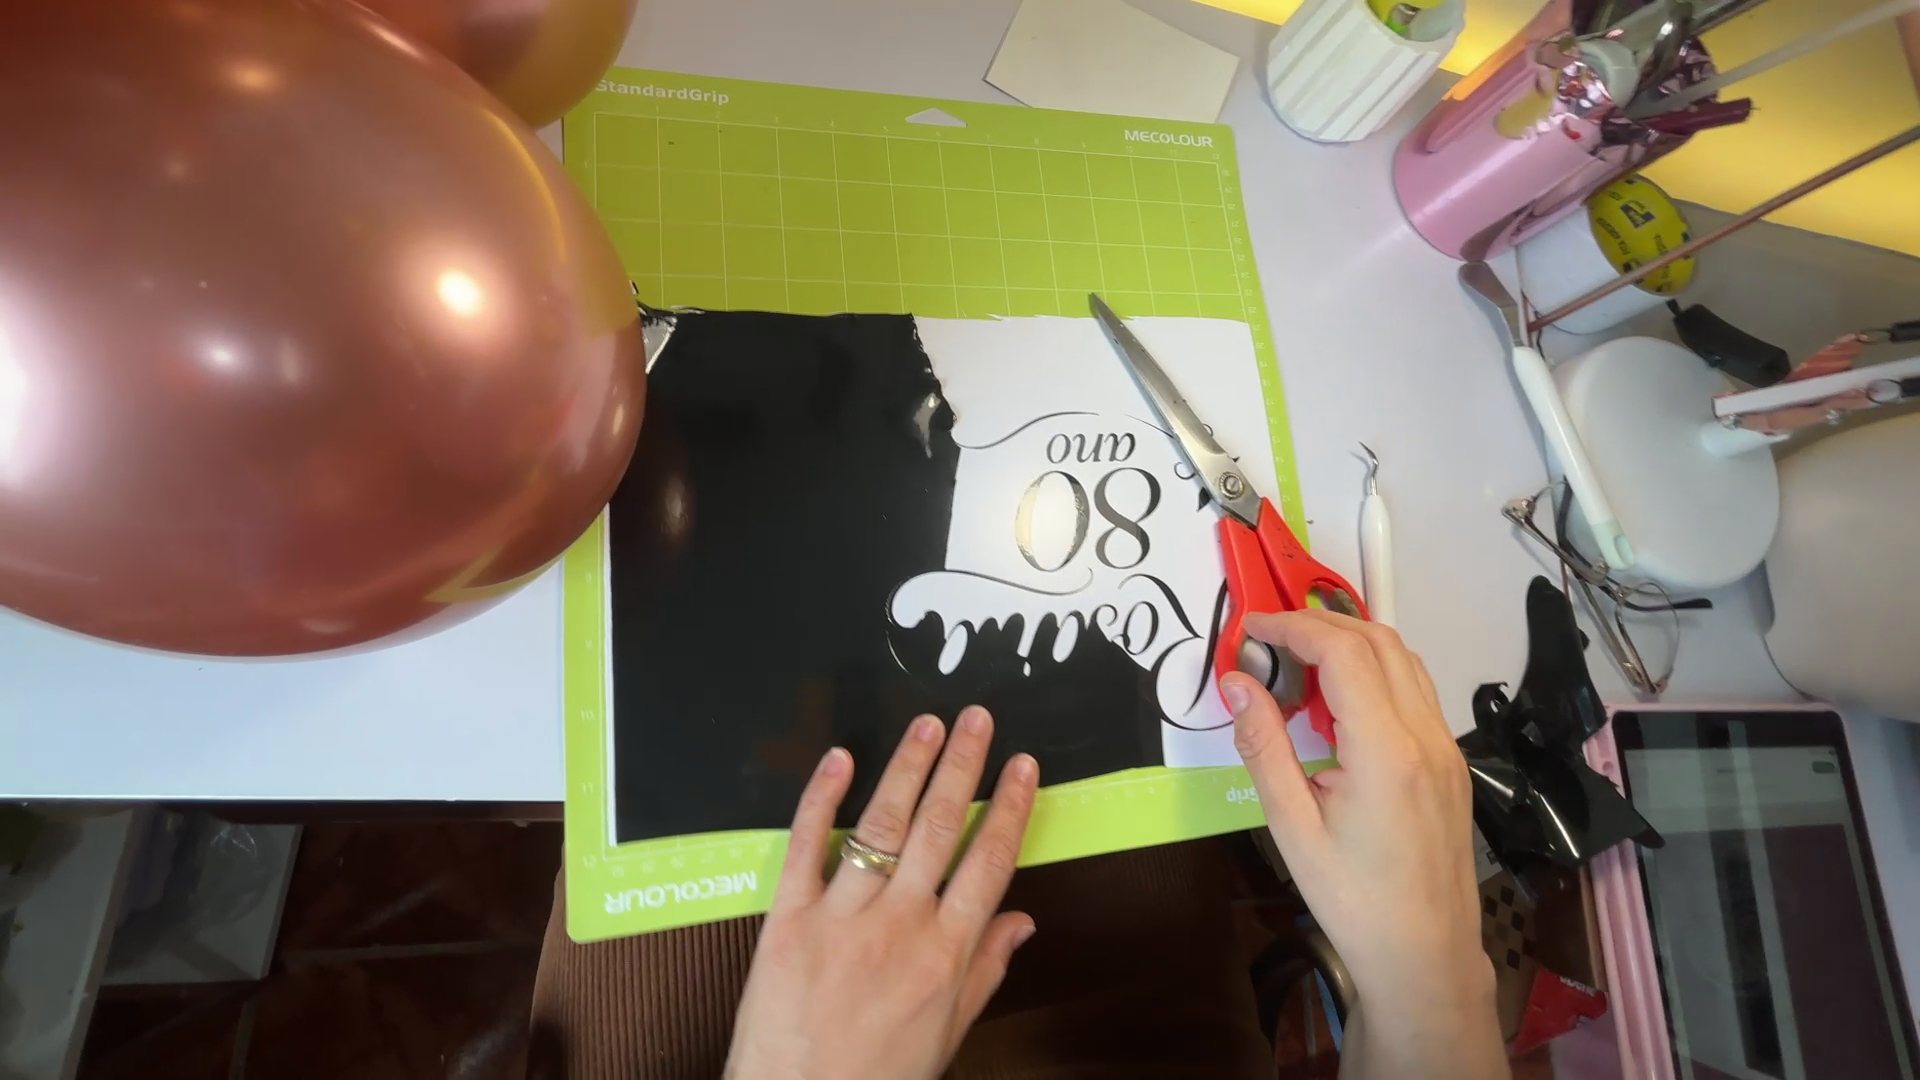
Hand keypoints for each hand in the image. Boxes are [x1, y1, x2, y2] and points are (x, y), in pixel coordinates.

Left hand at [724, 707, 1038, 1079]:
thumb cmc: (877, 1079)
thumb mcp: (946, 1036)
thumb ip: (985, 971)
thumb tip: (1025, 919)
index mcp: (944, 955)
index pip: (988, 862)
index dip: (1008, 807)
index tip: (1022, 765)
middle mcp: (900, 926)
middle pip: (939, 828)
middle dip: (962, 766)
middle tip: (976, 718)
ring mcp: (842, 917)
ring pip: (882, 825)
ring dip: (907, 767)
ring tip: (928, 724)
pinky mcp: (788, 918)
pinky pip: (806, 847)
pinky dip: (821, 798)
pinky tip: (840, 757)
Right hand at [1222, 611, 1505, 1079]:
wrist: (1425, 956)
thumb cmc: (1351, 896)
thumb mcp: (1290, 823)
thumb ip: (1262, 744)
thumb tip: (1235, 681)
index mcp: (1387, 752)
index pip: (1344, 652)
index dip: (1293, 627)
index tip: (1250, 628)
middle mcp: (1427, 737)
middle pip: (1379, 641)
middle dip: (1318, 622)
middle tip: (1267, 636)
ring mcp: (1446, 747)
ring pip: (1402, 658)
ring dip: (1348, 640)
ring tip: (1295, 656)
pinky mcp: (1449, 760)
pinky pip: (1412, 687)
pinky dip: (1370, 667)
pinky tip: (1334, 696)